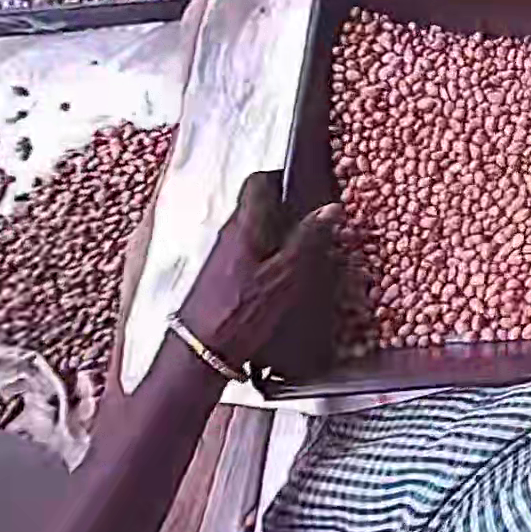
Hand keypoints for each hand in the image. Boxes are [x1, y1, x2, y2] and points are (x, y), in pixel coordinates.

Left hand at [178, 171, 340, 367]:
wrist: (199, 353)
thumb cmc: (243, 311)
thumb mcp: (286, 275)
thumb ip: (308, 238)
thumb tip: (331, 208)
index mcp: (245, 226)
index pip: (258, 182)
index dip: (281, 178)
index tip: (307, 188)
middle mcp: (229, 233)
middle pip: (258, 205)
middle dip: (287, 208)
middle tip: (315, 222)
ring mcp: (222, 254)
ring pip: (255, 227)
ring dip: (279, 231)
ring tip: (305, 248)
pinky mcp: (221, 273)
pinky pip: (249, 248)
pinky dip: (269, 251)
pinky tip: (284, 273)